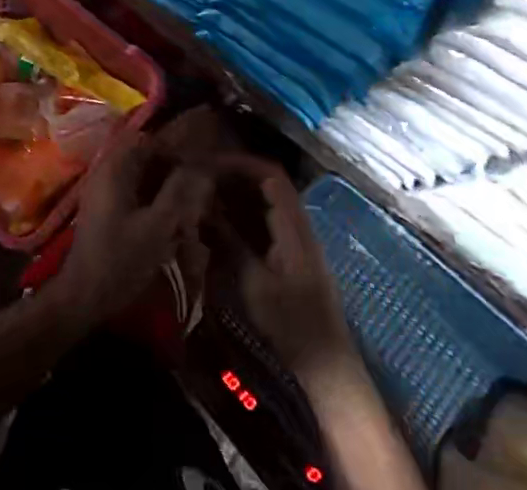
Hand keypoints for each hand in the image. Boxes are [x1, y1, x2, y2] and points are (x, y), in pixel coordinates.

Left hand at [55, 136, 212, 325]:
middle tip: (199, 191)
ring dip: (166, 190)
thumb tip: (201, 165)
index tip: (201, 168)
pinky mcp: (107, 211)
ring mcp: (104, 192)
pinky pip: (136, 195)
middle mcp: (106, 172)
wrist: (84, 296)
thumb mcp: (157, 226)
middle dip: (174, 172)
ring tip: (190, 209)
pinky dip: (155, 203)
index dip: (177, 151)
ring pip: (143, 179)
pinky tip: (172, 224)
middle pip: (147, 159)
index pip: (150, 141)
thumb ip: (179, 192)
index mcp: (115, 168)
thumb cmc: (120, 259)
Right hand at [214, 156, 353, 383]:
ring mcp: (296, 239)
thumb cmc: (291, 323)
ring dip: (237, 194)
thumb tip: (203, 209)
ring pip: (266, 202)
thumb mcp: (254, 283)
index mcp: (294, 227)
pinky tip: (220, 222)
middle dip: (234, 175)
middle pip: (268, 184)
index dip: (241, 163)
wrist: (326, 362)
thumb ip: (230, 242)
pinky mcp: (291, 254)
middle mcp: (298, 225)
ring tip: (204, 194)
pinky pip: (266, 220)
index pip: (271, 176)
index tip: (209, 163)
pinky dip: (242, 213)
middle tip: (200, 177)